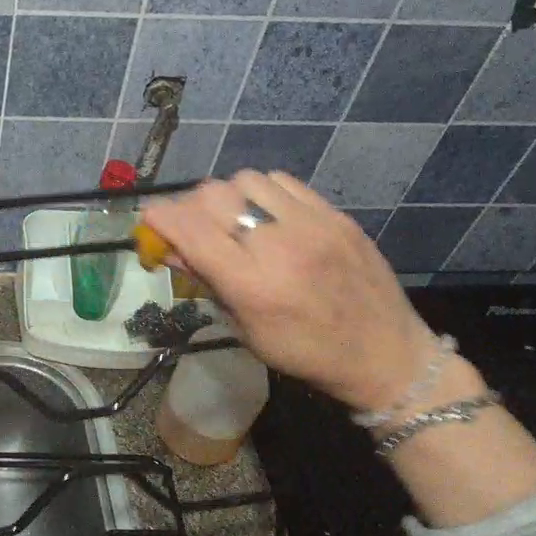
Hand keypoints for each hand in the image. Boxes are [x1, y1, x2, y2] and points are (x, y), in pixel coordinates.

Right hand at [140, 170, 436, 413]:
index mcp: (253, 286)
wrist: (386, 355)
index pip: (191, 231)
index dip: (160, 218)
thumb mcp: (245, 329)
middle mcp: (279, 246)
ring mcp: (312, 225)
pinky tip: (266, 214)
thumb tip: (168, 248)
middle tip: (191, 226)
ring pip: (245, 180)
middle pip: (213, 196)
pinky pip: (282, 182)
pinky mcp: (335, 215)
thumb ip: (207, 282)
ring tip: (232, 219)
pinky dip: (261, 192)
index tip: (149, 219)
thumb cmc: (305, 353)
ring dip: (227, 197)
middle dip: (190, 208)